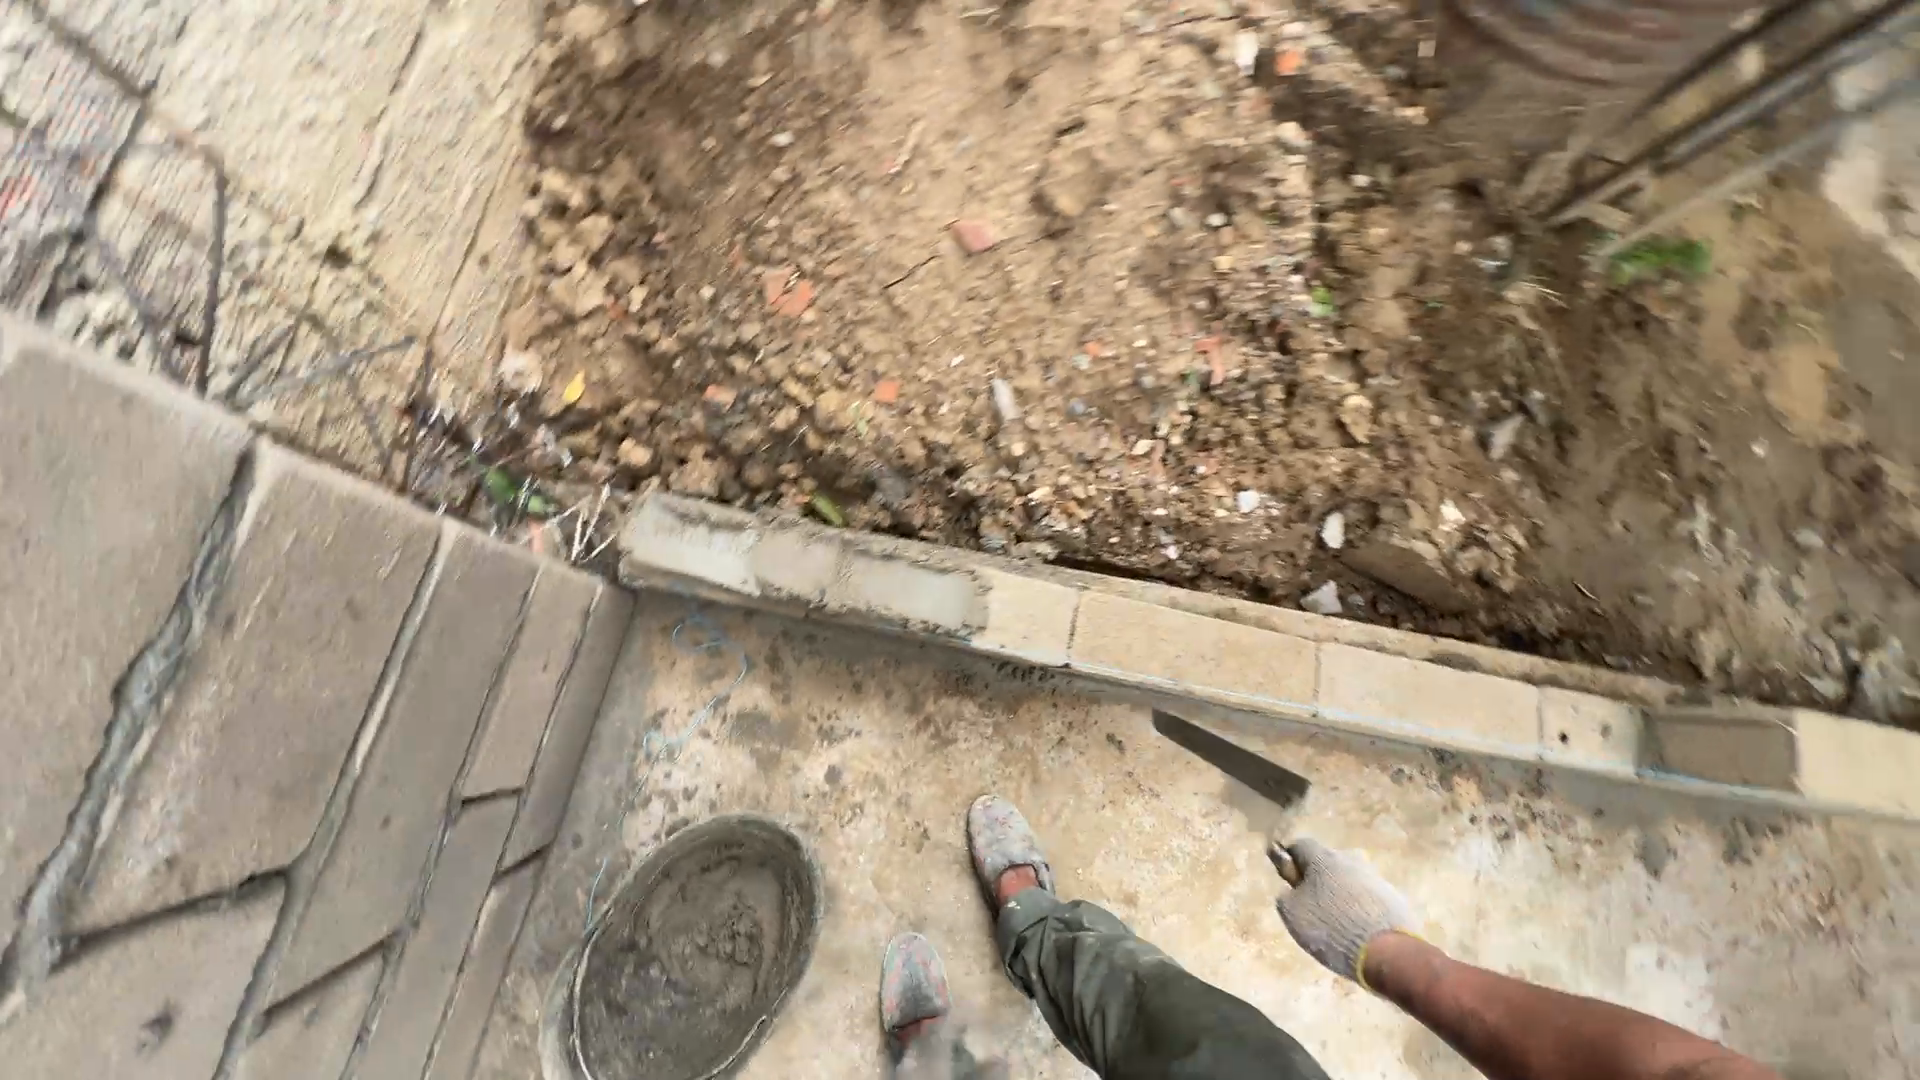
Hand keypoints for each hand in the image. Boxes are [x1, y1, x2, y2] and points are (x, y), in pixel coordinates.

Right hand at [1269, 837, 1416, 982]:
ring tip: (1339, 921)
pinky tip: (1360, 930)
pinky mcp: (1396, 900)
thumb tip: (1291, 890)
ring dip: (1344, 893)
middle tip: (1315, 903)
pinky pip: (1371, 899)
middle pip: (1329, 861)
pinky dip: (1363, 909)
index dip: (1291, 862)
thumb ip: (1286, 896)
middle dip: (1321, 877)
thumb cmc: (1330, 927)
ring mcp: (1376, 879)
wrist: (1387, 953)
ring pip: (1352, 880)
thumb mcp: (1292, 914)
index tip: (1289, 881)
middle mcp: (1350, 860)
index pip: (1299, 846)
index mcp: (1322, 858)